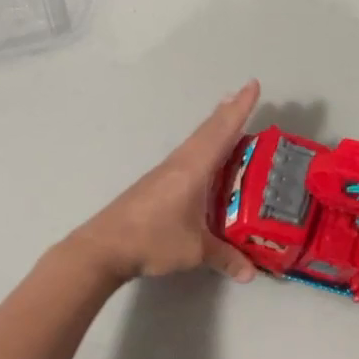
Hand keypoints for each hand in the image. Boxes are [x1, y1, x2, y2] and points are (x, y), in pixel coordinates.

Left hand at [67, 81, 261, 283]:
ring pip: (195, 145)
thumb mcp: (195, 251)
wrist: (105, 247)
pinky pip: (185, 160)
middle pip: (207, 132)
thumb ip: (225, 258)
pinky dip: (200, 152)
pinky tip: (203, 164)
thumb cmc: (152, 240)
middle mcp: (179, 165)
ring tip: (227, 123)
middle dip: (227, 114)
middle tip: (244, 96)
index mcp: (193, 170)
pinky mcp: (154, 187)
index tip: (253, 85)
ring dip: (212, 132)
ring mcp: (163, 175)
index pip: (222, 132)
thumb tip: (251, 273)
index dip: (239, 109)